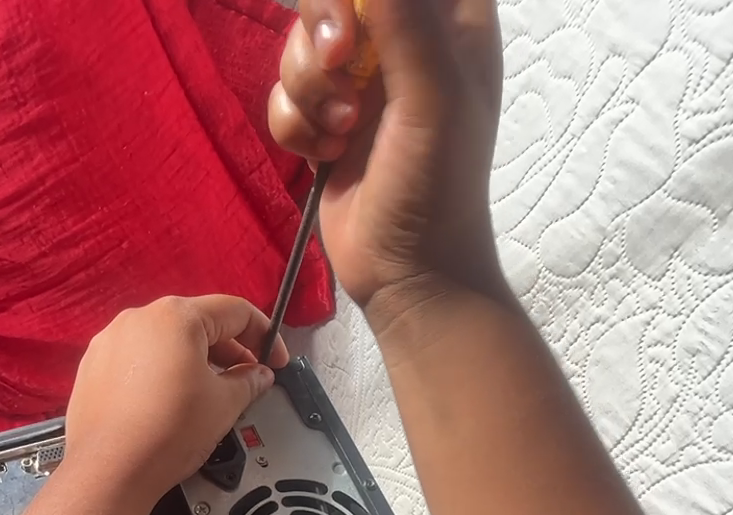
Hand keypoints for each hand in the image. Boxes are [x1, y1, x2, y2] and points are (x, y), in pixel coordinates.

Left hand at [63, 295, 288, 506]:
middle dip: (228, 350)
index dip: (265, 336)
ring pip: (165, 341)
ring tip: (208, 394)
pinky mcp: (92, 368)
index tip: (275, 361)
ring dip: (194, 361)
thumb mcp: (224, 406)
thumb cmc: (168, 433)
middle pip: (197, 323)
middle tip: (246, 379)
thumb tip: (259, 375)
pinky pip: (137, 360)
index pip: (235, 311)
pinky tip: (169, 403)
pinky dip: (161, 373)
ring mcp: (110, 342)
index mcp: (176, 317)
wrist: (109, 472)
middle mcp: (138, 319)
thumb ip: (248, 382)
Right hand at [268, 0, 506, 324]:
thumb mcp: (433, 96)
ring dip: (308, 89)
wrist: (404, 271)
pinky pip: (284, 98)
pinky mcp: (323, 124)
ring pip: (301, 46)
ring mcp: (358, 86)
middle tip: (338, 62)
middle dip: (322, 25)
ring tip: (342, 132)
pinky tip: (325, 156)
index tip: (355, 22)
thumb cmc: (435, 186)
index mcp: (447, 20)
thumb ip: (405, 21)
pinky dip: (296, 126)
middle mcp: (399, 42)